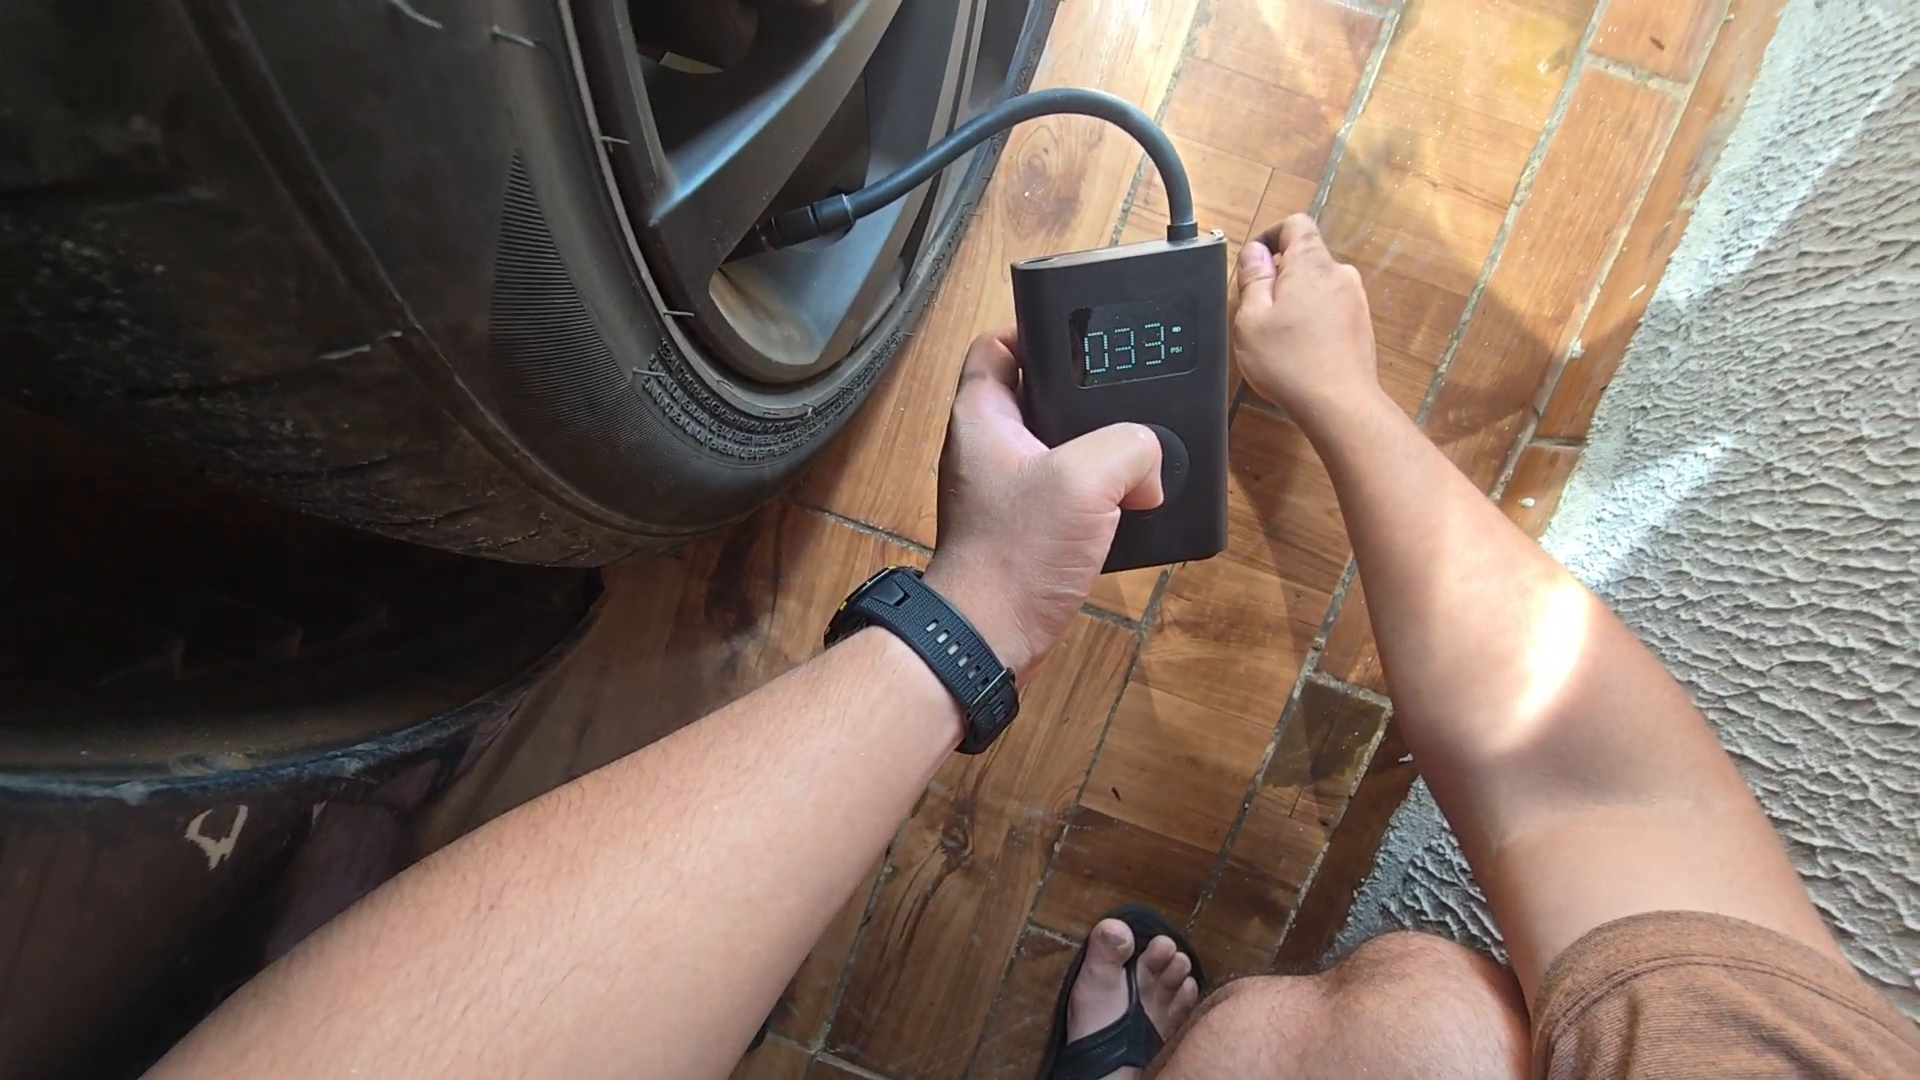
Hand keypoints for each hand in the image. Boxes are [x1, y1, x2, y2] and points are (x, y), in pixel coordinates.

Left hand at [922, 331, 1163, 676]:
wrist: (994, 636)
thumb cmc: (1017, 553)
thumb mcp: (1086, 480)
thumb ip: (1131, 447)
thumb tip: (1147, 471)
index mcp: (981, 417)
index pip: (997, 345)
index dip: (1034, 330)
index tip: (1080, 336)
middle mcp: (989, 448)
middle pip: (1038, 394)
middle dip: (1085, 394)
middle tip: (1129, 395)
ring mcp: (1007, 489)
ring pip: (1060, 446)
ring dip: (1100, 450)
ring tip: (1140, 452)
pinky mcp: (1027, 526)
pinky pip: (1069, 491)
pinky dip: (1099, 492)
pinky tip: (1131, 501)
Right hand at [1234, 214, 1383, 432]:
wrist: (1337, 401)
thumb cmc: (1289, 362)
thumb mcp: (1251, 319)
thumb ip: (1252, 280)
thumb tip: (1254, 252)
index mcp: (1310, 264)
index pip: (1294, 224)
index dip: (1269, 237)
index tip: (1252, 265)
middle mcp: (1339, 274)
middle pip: (1304, 258)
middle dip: (1277, 277)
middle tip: (1255, 311)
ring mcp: (1354, 299)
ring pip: (1315, 285)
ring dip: (1293, 301)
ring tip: (1275, 336)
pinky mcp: (1359, 323)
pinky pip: (1328, 308)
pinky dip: (1309, 319)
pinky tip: (1296, 349)